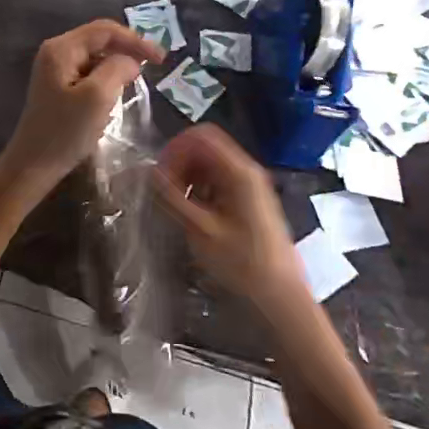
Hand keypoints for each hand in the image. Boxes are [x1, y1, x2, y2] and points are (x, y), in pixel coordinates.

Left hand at [2, 20, 164, 185]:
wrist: (34, 165)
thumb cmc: (65, 131)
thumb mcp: (97, 97)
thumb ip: (118, 69)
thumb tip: (132, 61)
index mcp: (62, 49)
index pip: (105, 31)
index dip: (136, 40)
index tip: (161, 59)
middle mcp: (56, 52)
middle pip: (100, 40)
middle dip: (128, 50)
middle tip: (154, 67)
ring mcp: (56, 70)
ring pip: (97, 57)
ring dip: (119, 65)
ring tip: (138, 80)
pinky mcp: (59, 87)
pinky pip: (90, 73)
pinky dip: (108, 78)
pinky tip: (117, 92)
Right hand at [153, 124, 301, 302]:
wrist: (279, 292)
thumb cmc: (242, 262)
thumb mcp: (202, 231)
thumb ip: (173, 199)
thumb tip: (149, 173)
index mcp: (239, 172)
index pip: (202, 136)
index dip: (175, 148)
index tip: (158, 172)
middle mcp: (247, 170)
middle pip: (206, 148)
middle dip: (180, 162)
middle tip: (162, 189)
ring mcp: (250, 185)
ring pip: (211, 164)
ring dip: (189, 176)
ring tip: (174, 203)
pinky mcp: (249, 199)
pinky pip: (219, 180)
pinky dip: (201, 188)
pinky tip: (192, 211)